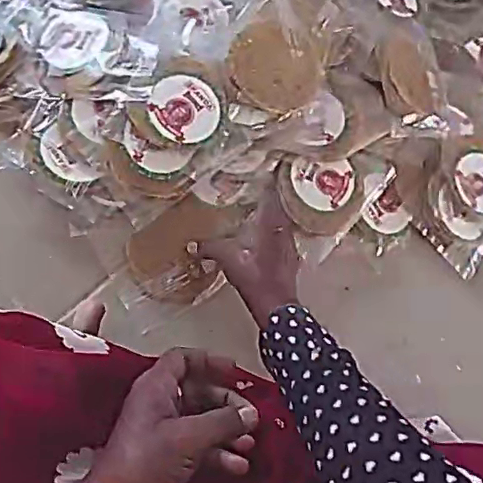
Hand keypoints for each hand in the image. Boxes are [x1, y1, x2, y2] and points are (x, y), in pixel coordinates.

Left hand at [32, 348, 257, 482]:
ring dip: (226, 430)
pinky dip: (218, 453)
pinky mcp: (167, 458)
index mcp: (155, 387)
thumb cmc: (146, 464)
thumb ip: (223, 421)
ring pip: (201, 420)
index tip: (234, 369)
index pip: (182, 359)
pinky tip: (236, 465)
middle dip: (226, 402)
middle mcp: (157, 405)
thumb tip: (250, 413)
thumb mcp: (190, 436)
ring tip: (248, 442)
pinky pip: (198, 446)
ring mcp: (162, 433)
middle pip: (197, 391)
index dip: (208, 360)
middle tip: (250, 416)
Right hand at [197, 185, 301, 327]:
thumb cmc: (256, 281)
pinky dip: (273, 235)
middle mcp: (286, 234)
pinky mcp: (290, 262)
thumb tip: (192, 245)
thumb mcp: (229, 261)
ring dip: (272, 218)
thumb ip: (211, 248)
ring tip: (258, 213)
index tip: (264, 174)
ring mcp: (290, 249)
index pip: (274, 198)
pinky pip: (282, 240)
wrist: (277, 309)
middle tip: (257, 192)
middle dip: (270, 201)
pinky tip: (263, 240)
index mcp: (274, 227)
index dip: (270, 185)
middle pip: (280, 210)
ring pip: (282, 226)